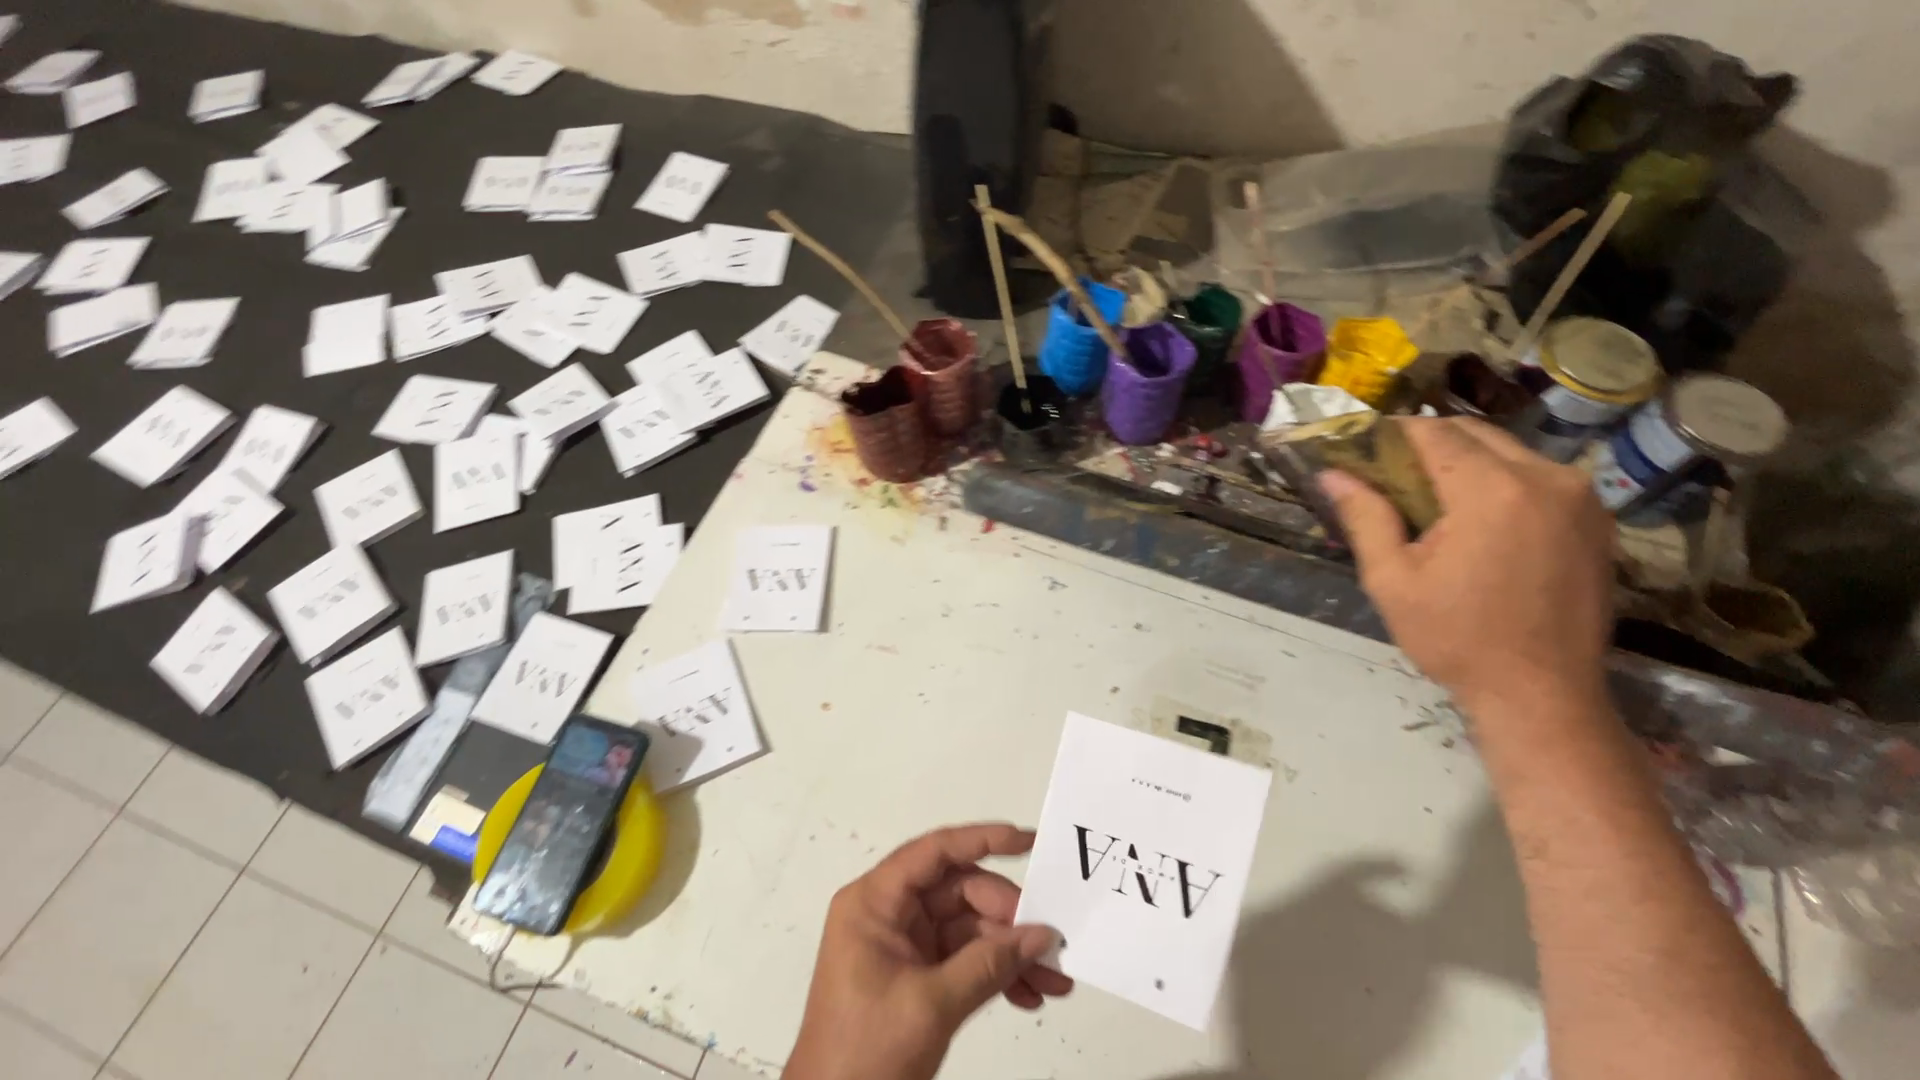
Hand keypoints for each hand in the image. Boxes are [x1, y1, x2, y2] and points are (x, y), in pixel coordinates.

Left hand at [785, 824, 1071, 1079]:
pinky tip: (1028, 996)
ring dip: (1011, 952)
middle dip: (1008, 917)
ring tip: (1052, 979)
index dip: (982, 839)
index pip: (934, 853)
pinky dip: (996, 974)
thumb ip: (989, 964)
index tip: (1028, 841)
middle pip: (960, 893)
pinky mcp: (917, 973)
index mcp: (874, 902)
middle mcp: (889, 913)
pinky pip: (966, 959)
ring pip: (970, 928)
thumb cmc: (865, 1049)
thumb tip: (1041, 936)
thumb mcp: (931, 1004)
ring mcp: (904, 943)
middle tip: (1048, 942)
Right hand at [1320, 417, 1613, 713]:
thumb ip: (1365, 518)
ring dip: (1467, 462)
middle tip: (1391, 472)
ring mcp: (1580, 497)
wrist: (1543, 693)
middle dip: (1429, 443)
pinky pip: (1539, 478)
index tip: (1363, 445)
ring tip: (1431, 497)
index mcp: (1492, 491)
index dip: (1394, 432)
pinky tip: (1477, 518)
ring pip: (1509, 453)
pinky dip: (1502, 482)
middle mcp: (1546, 478)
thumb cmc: (1456, 640)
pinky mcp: (1596, 519)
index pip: (1435, 433)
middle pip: (1475, 434)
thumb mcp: (1393, 581)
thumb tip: (1331, 474)